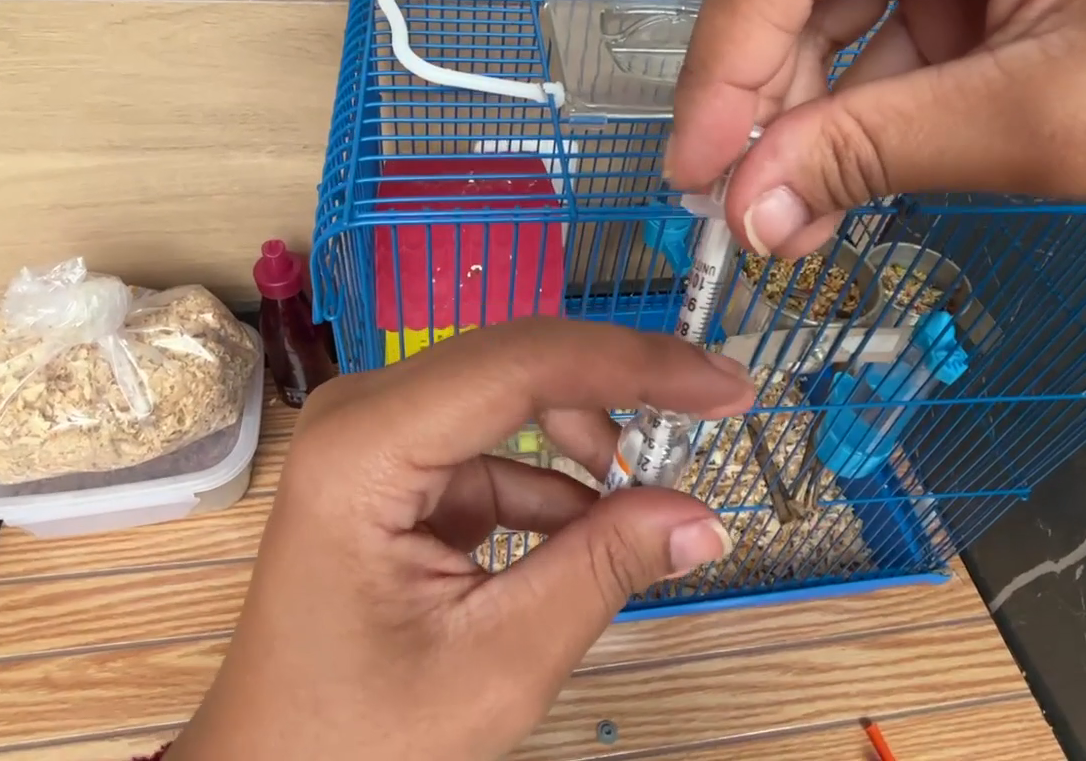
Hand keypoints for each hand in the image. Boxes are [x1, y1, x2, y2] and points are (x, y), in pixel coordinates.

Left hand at [168, 320, 753, 760]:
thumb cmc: (360, 735)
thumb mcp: (494, 664)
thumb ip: (601, 571)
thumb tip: (704, 517)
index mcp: (366, 446)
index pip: (521, 365)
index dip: (634, 363)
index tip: (726, 385)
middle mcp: (366, 410)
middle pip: (517, 361)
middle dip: (624, 382)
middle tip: (717, 405)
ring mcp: (379, 429)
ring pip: (513, 391)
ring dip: (590, 431)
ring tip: (648, 490)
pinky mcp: (400, 459)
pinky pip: (495, 441)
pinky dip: (554, 475)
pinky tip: (592, 521)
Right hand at [667, 0, 1085, 293]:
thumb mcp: (1050, 123)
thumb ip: (870, 154)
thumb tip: (743, 212)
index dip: (727, 59)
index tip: (694, 167)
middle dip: (758, 85)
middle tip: (730, 195)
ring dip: (803, 106)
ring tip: (783, 207)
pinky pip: (886, 19)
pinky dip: (855, 101)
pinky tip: (834, 173)